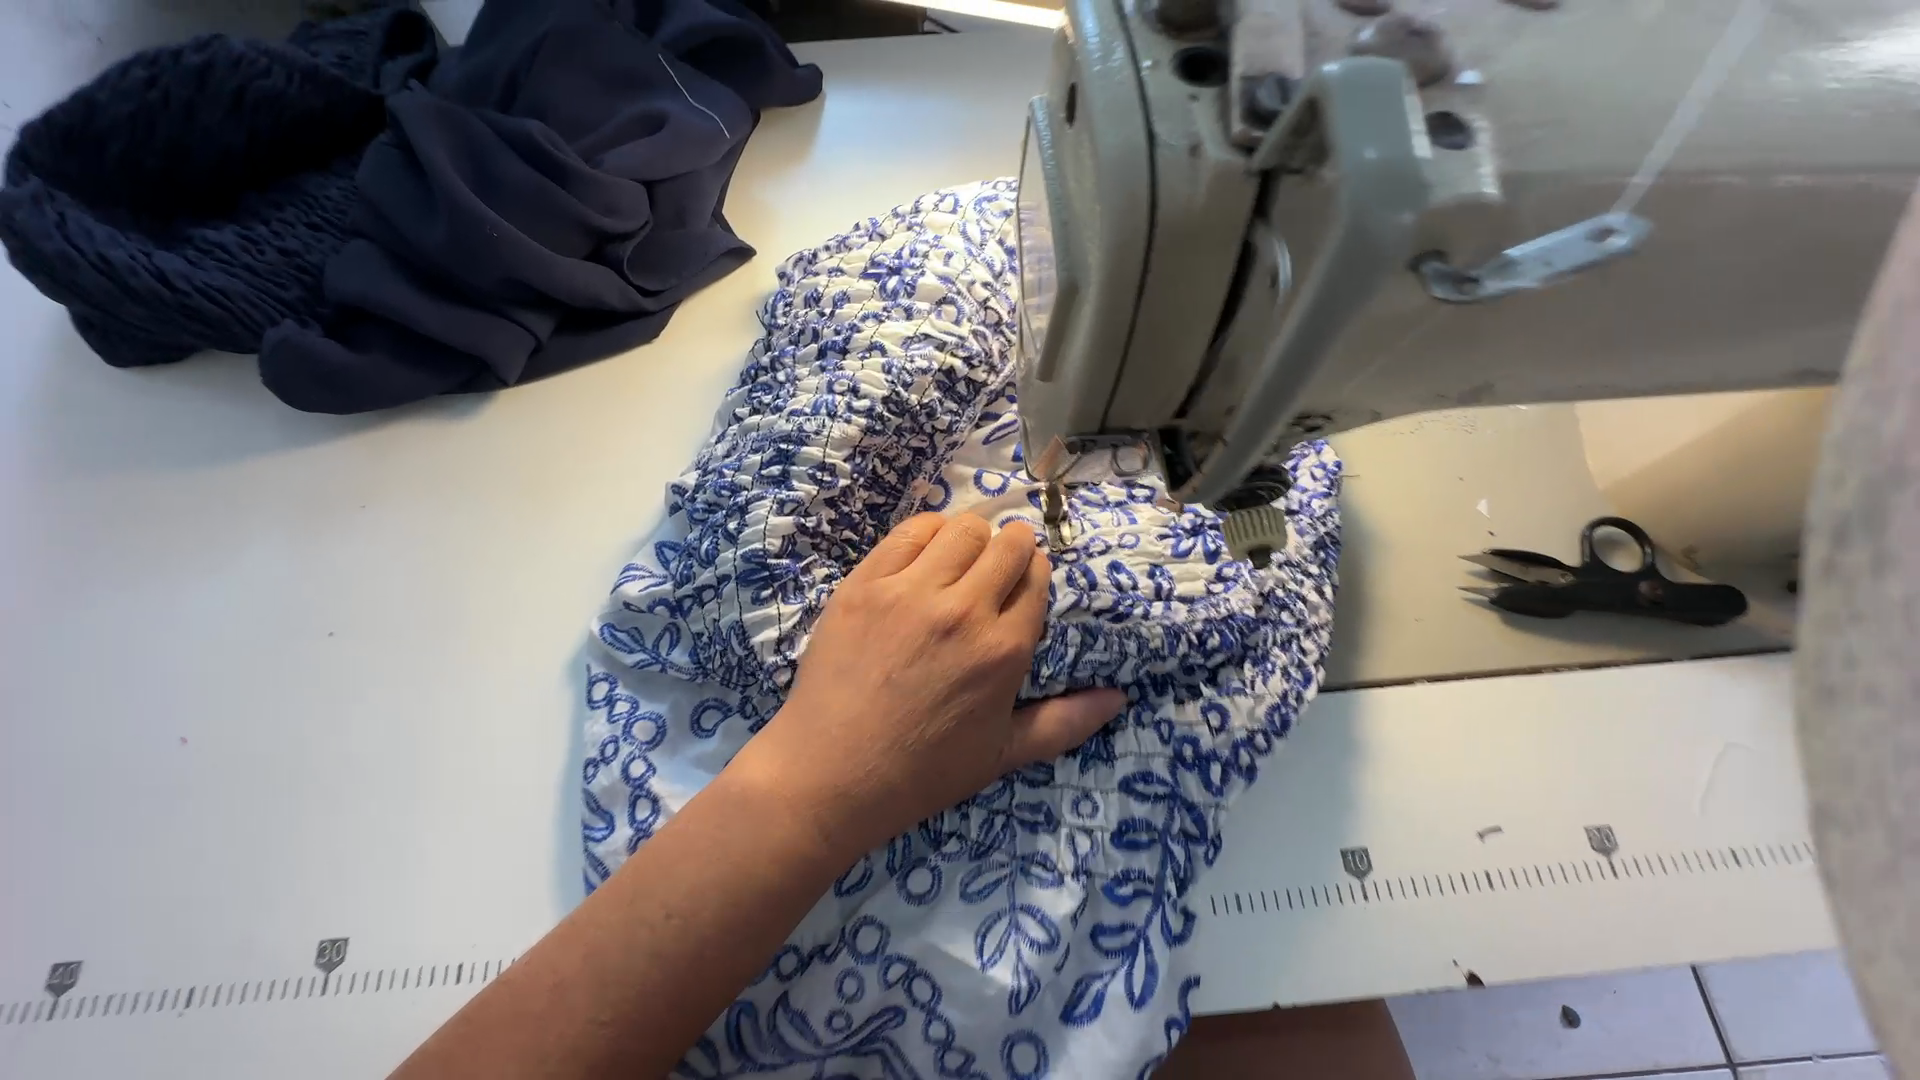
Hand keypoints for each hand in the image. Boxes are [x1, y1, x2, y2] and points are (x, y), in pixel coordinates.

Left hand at [727, 513, 1125, 858]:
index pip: (1036, 577)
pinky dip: (925, 533)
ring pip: (960, 529)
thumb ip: (1066, 722)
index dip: (1033, 574)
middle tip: (993, 570)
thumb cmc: (923, 771)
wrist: (831, 773)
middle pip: (1006, 544)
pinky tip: (924, 554)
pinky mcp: (864, 583)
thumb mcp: (1003, 755)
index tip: (1020, 585)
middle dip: (1011, 548)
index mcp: (1004, 650)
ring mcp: (909, 592)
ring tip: (958, 562)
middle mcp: (964, 610)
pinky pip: (907, 533)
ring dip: (970, 538)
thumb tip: (1119, 697)